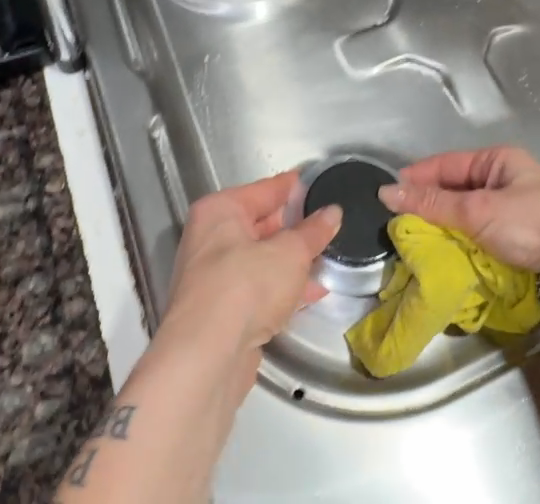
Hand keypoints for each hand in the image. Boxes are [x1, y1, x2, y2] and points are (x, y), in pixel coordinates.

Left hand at [163, 171, 342, 385]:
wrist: (207, 356)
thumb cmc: (246, 286)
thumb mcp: (290, 253)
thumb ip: (313, 232)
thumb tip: (332, 213)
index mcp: (220, 211)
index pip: (265, 189)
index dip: (296, 186)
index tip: (322, 182)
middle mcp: (211, 239)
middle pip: (261, 223)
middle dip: (296, 226)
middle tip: (331, 222)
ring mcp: (215, 277)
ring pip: (262, 259)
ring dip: (293, 260)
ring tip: (328, 256)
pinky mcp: (223, 312)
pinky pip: (260, 288)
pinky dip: (284, 287)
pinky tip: (313, 291)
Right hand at [378, 146, 539, 271]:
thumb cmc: (532, 223)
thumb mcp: (478, 210)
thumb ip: (432, 204)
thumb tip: (386, 192)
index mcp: (499, 160)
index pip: (447, 163)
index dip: (417, 177)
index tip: (388, 195)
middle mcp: (508, 179)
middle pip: (458, 188)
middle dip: (430, 205)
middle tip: (399, 223)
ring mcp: (519, 209)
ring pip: (471, 214)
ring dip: (447, 227)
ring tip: (419, 242)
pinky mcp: (526, 238)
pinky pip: (485, 235)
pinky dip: (466, 243)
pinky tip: (450, 255)